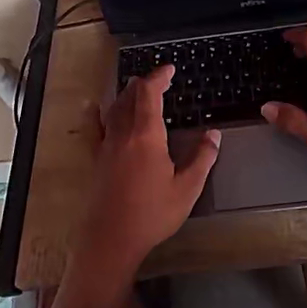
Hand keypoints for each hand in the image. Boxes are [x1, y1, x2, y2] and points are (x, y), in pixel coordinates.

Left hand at [75, 65, 219, 284]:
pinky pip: (93, 128)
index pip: (149, 94)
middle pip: (129, 97)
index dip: (159, 77)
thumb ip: (201, 158)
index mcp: (146, 136)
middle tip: (158, 80)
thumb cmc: (152, 214)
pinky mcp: (95, 160)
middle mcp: (122, 134)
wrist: (111, 238)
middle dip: (144, 84)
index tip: (169, 69)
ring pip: (113, 109)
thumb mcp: (186, 189)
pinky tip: (93, 107)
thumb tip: (213, 134)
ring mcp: (105, 146)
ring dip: (125, 94)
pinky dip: (95, 113)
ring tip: (134, 88)